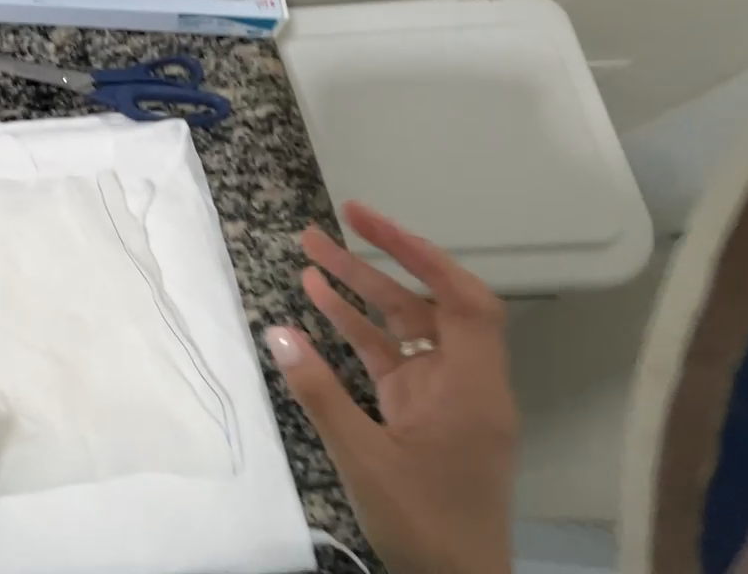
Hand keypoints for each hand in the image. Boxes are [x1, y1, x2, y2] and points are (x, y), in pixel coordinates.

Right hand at [264, 202, 517, 573]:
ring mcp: (440, 396)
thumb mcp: (363, 459)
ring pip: (400, 326)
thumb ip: (318, 392)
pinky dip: (352, 327)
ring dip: (356, 290)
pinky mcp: (417, 409)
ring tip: (307, 252)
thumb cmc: (424, 524)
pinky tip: (314, 302)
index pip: (463, 301)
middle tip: (326, 225)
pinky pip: (385, 355)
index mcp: (471, 391)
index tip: (369, 223)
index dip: (420, 254)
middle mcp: (462, 383)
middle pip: (423, 305)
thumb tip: (276, 333)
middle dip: (375, 261)